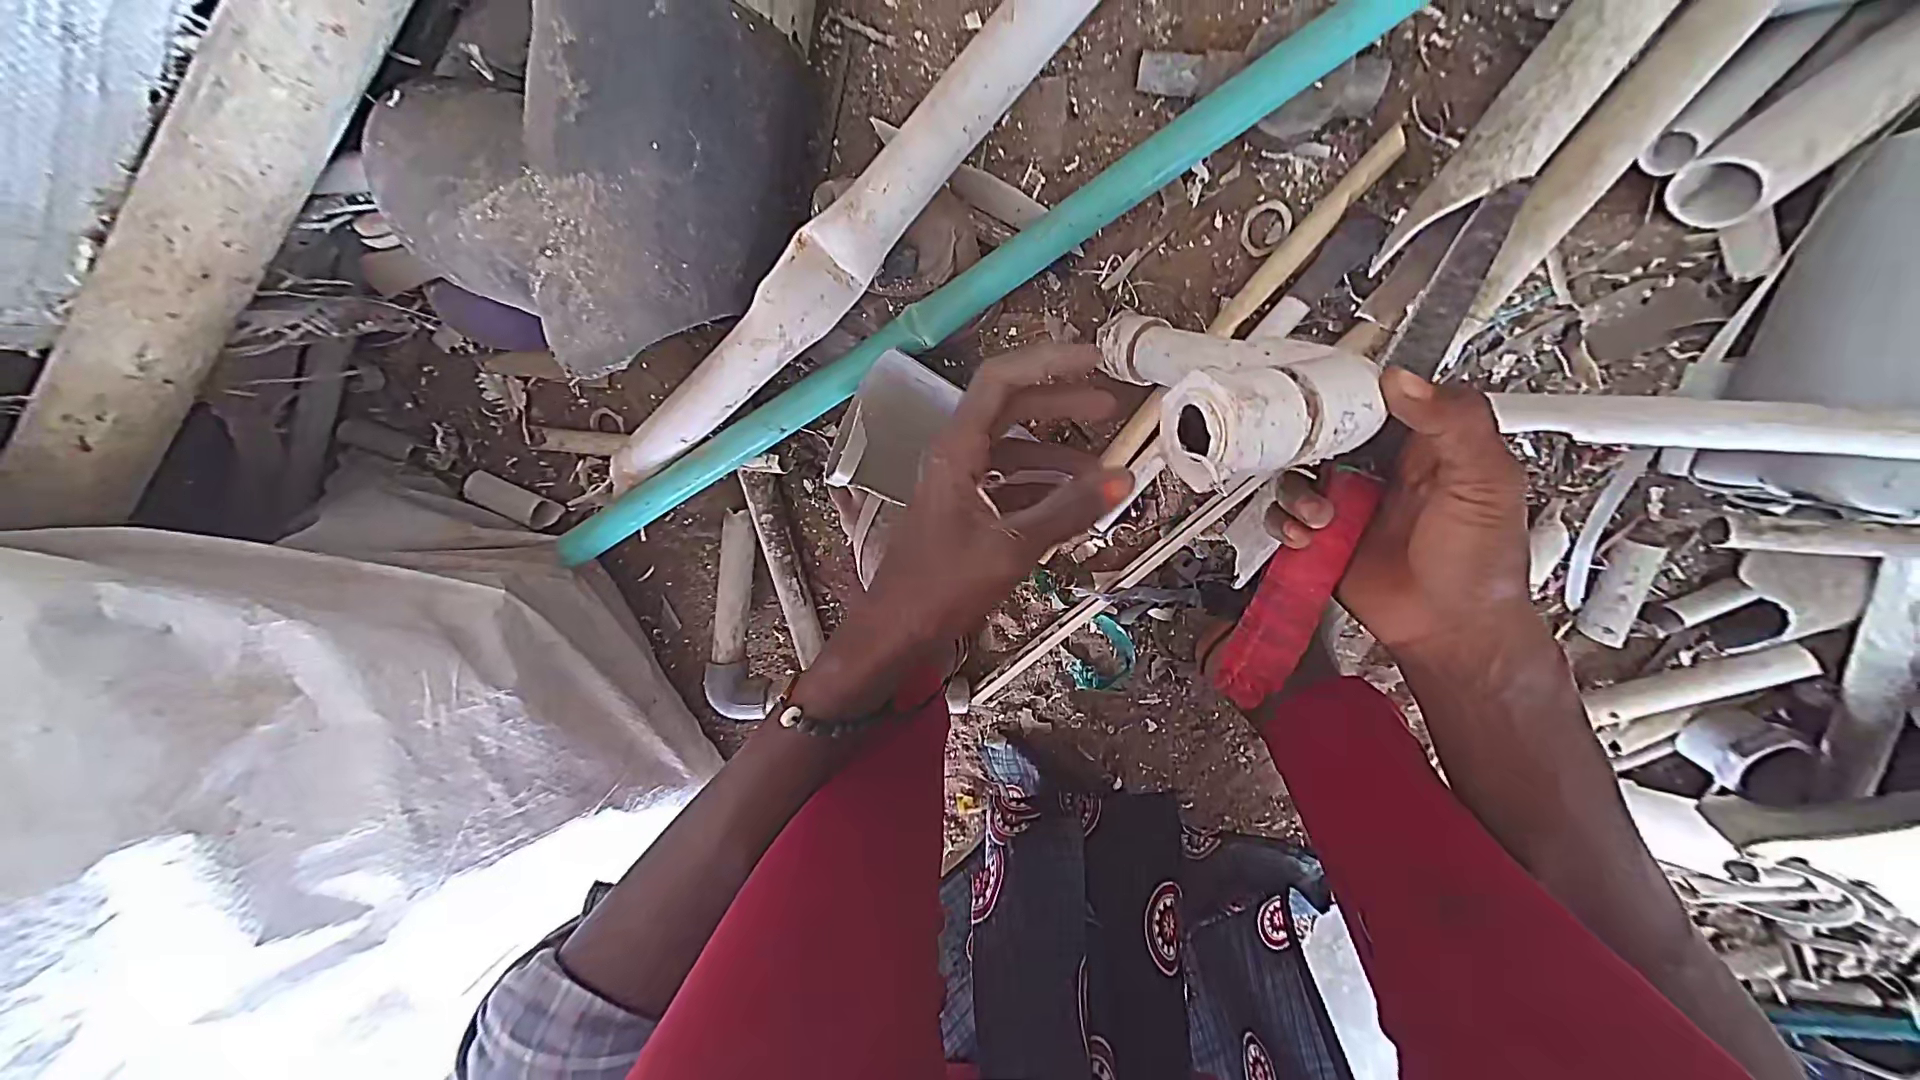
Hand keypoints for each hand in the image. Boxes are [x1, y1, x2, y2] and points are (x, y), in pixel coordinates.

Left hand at [858, 344, 1132, 646]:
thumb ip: (1068, 510)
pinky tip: (1071, 502)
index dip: (1049, 362)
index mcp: (956, 450)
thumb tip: (1122, 478)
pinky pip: (1009, 485)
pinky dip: (1042, 488)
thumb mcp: (1012, 546)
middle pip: (1012, 411)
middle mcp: (955, 458)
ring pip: (1014, 452)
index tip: (1094, 360)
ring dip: (1057, 455)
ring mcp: (959, 485)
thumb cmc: (938, 588)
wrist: (897, 632)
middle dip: (1062, 404)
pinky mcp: (965, 512)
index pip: (1002, 381)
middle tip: (1108, 406)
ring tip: (1101, 468)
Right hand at [1265, 368, 1533, 655]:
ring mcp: (1344, 505)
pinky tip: (1308, 538)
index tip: (1326, 399)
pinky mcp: (1320, 537)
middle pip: (1322, 439)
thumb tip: (1403, 380)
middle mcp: (1376, 472)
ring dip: (1297, 495)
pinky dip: (1284, 525)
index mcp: (1420, 447)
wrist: (1447, 629)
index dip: (1348, 397)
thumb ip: (1454, 424)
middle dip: (1308, 451)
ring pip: (1296, 477)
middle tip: (1312, 462)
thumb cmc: (1481, 561)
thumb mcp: (1484, 481)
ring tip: (1321, 518)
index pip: (1375, 402)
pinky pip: (1283, 518)